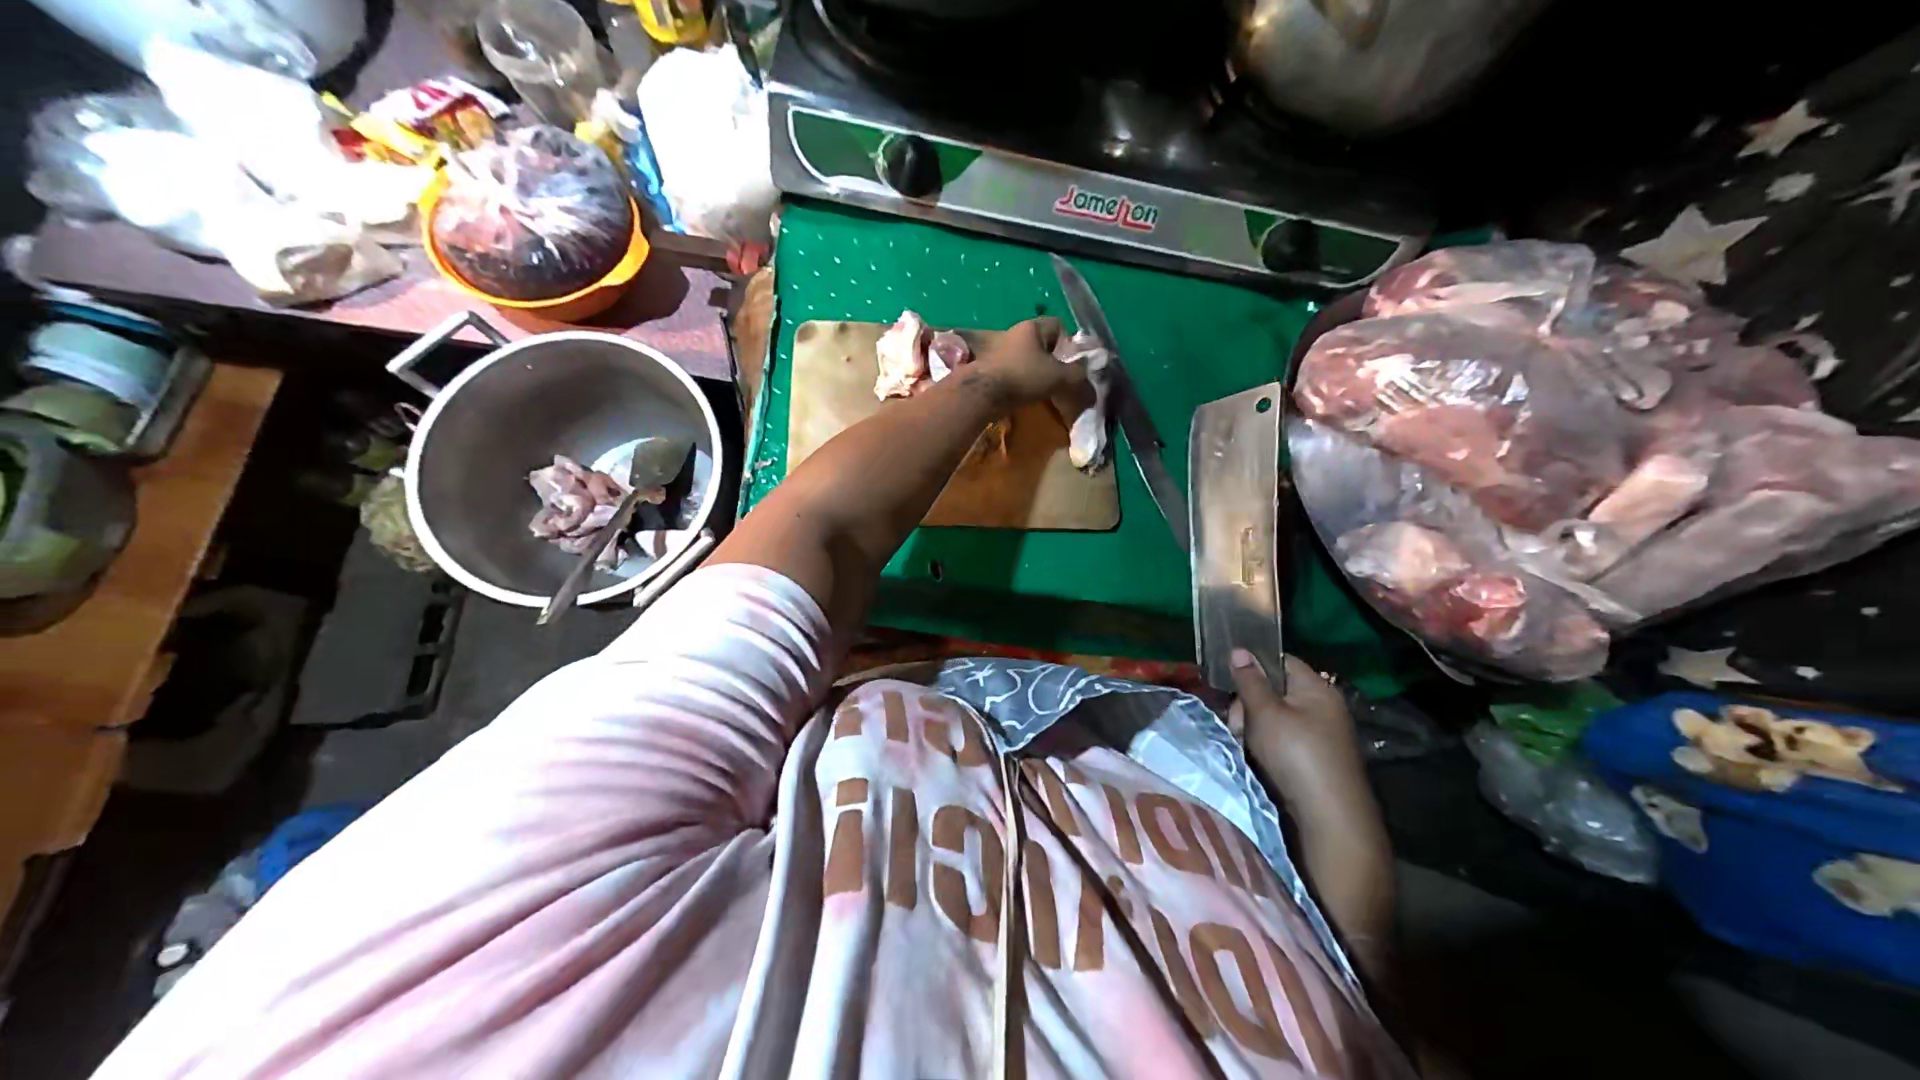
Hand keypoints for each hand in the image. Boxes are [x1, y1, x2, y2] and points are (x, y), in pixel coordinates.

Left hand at [968, 317, 1083, 406]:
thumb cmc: (1024, 376)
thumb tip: (1084, 371)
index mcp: (1031, 327)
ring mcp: (998, 349)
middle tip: (1057, 376)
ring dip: (1033, 369)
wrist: (983, 393)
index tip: (1070, 360)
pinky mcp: (988, 366)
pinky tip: (1022, 392)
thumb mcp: (1059, 376)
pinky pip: (1011, 368)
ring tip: (1040, 387)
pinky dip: (1019, 378)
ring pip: (1024, 356)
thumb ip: (1076, 372)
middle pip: (1039, 341)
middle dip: (1050, 357)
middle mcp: (1013, 333)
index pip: (1057, 324)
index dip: (1068, 341)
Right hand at [1226, 650, 1370, 812]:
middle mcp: (1323, 707)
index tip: (1230, 682)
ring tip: (1246, 745)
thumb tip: (1238, 648)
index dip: (1255, 666)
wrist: (1329, 815)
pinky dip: (1268, 745)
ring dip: (1255, 728)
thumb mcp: (1266, 713)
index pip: (1282, 661)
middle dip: (1249, 704)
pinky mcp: (1316, 759)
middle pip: (1275, 690)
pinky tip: (1259, 758)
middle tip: (1238, 724)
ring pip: (1276, 718)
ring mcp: (1322, 734)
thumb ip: (1250, 681)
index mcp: (1317, 688)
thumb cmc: (1297, 754)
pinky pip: (1284, 739)